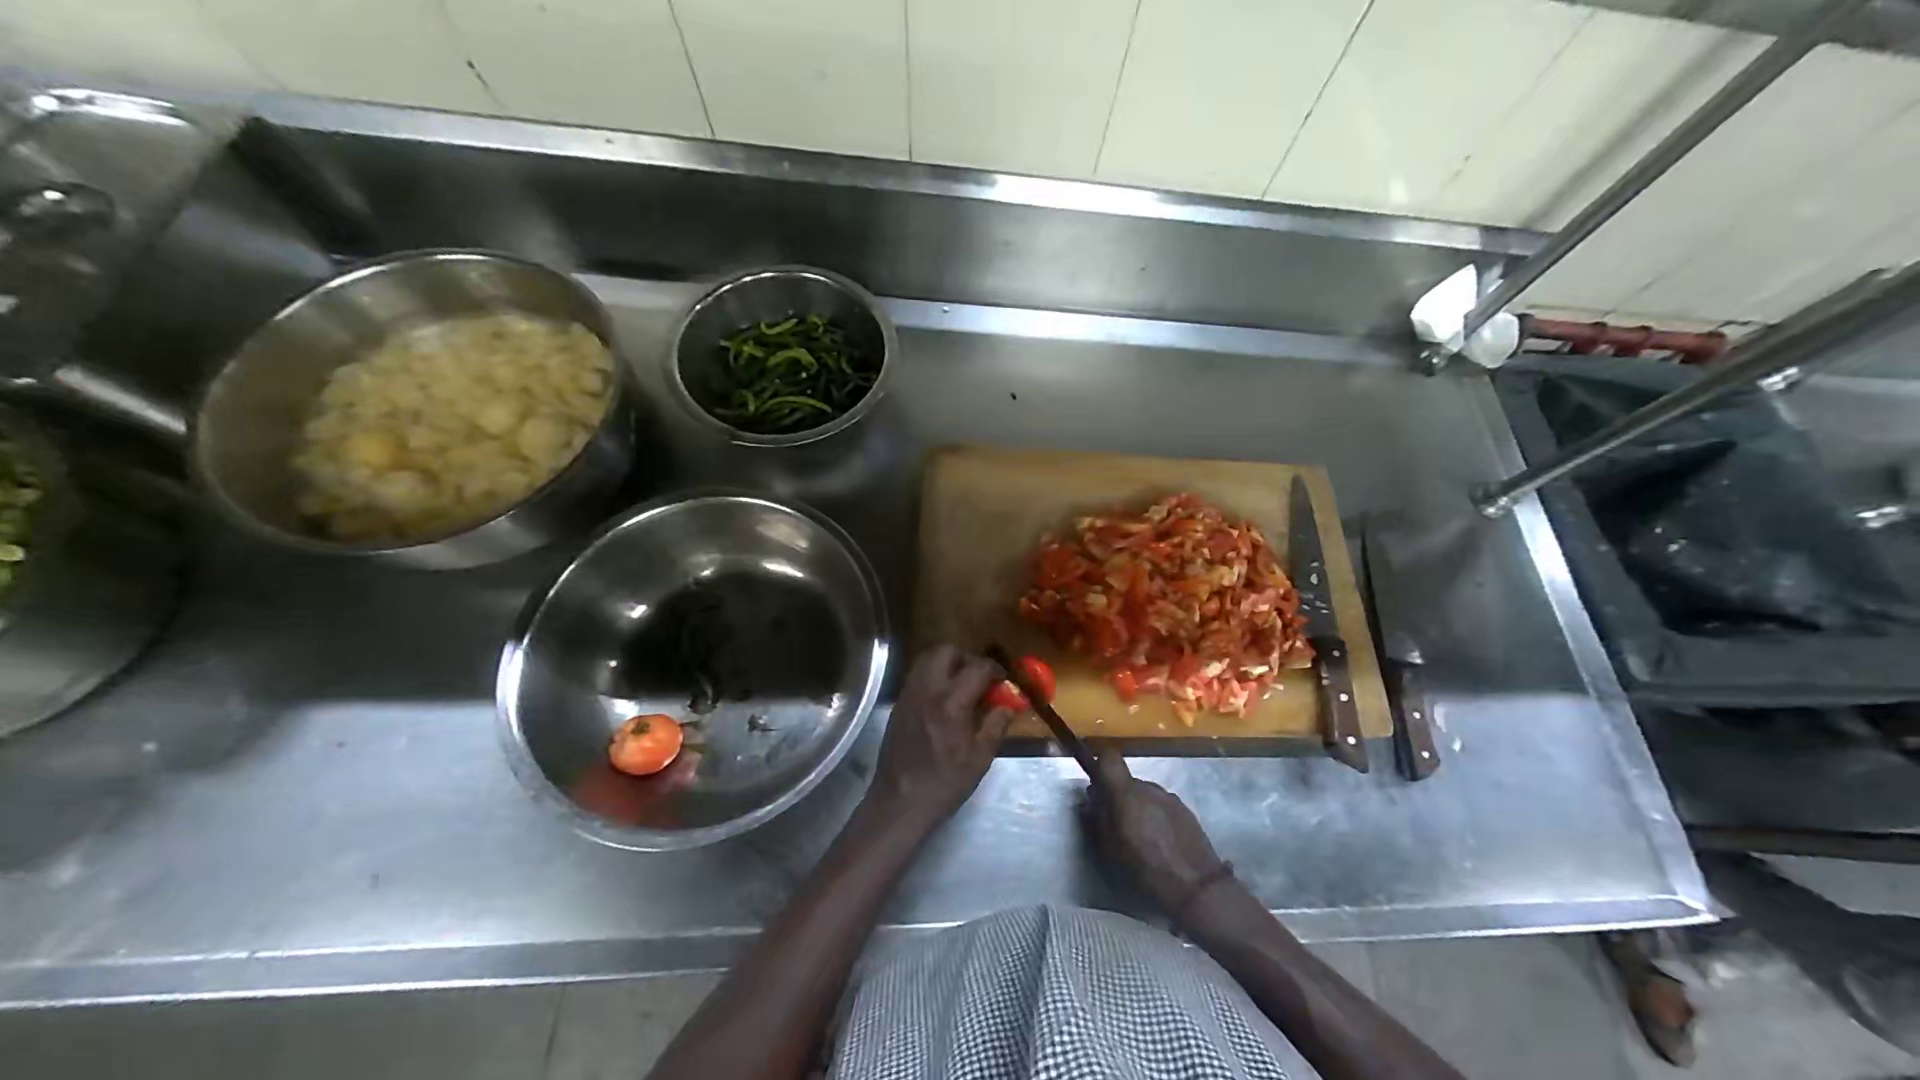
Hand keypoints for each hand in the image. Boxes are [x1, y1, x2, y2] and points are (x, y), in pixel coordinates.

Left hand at [866, 645, 1014, 828]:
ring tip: (961, 685)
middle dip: (967, 658)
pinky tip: (943, 698)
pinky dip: (932, 675)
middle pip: (947, 651)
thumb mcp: (980, 757)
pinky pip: (917, 674)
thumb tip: (1009, 704)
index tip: (1004, 679)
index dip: (995, 669)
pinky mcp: (899, 703)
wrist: (901, 800)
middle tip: (979, 678)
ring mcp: (909, 694)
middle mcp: (928, 689)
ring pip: (927, 658)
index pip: (978, 668)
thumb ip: (996, 725)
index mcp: (952, 703)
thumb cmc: (945, 782)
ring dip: (947, 663)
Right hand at [1083, 748, 1232, 922]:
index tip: (1097, 785)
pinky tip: (1161, 843)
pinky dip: (1157, 818)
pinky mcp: (1186, 811)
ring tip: (1142, 838)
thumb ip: (1098, 817)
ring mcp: (1170, 798)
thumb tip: (1093, 797)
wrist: (1196, 886)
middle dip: (1120, 797)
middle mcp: (1149, 787)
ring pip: (1146, 795)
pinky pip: (1162, 807)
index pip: (1109, 758)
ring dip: (1139, 809)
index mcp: (1126, 792)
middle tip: (1117, 824)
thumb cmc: (1144, 868)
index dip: (1101, 766)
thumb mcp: (1109, 848)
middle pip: (1128, 782)